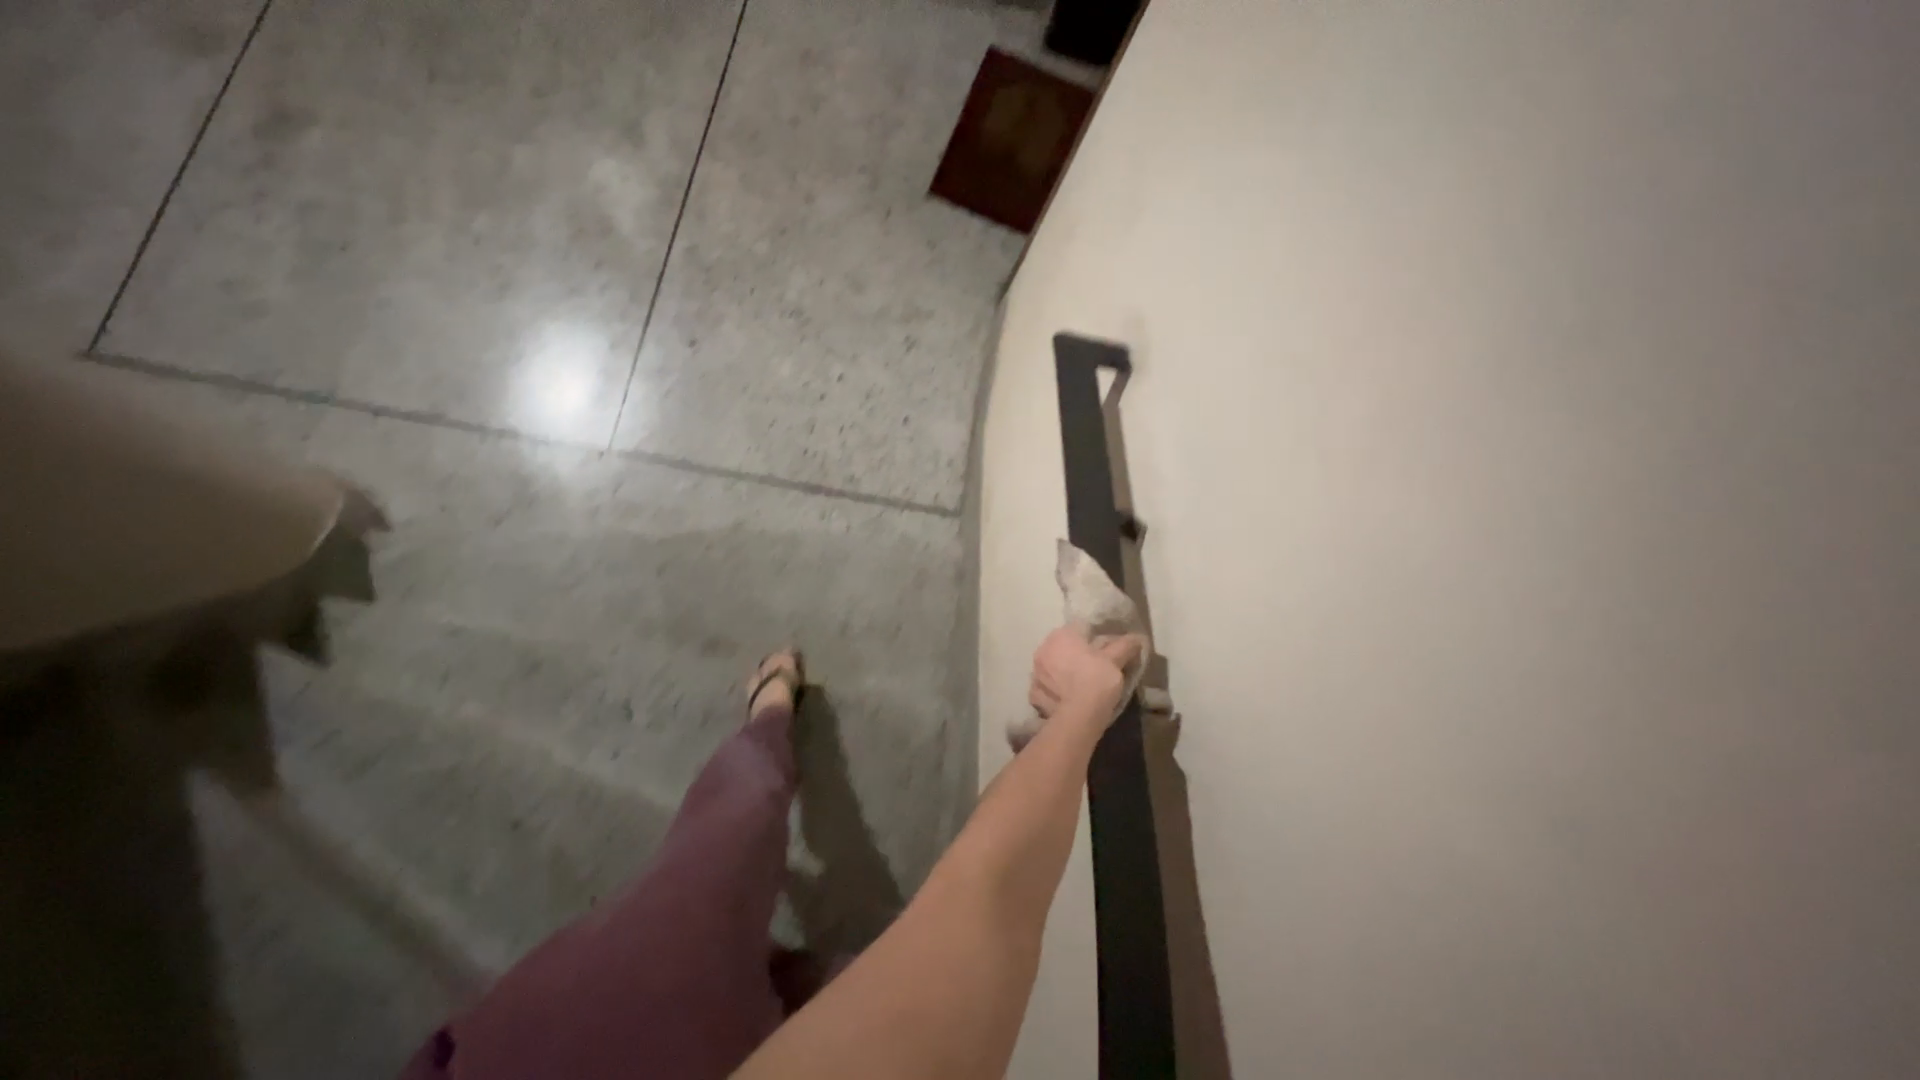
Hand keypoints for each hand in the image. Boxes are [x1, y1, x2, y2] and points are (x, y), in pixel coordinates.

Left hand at [1028, 623, 1144, 727]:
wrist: (1078, 716)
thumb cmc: (1097, 680)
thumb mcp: (1115, 661)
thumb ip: (1125, 646)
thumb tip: (1138, 637)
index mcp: (1062, 635)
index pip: (1080, 628)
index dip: (1095, 638)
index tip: (1106, 651)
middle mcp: (1043, 648)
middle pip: (1064, 647)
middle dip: (1077, 654)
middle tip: (1095, 668)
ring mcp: (1035, 671)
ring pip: (1053, 666)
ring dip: (1063, 671)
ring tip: (1080, 684)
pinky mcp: (1033, 693)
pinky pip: (1046, 687)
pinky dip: (1055, 690)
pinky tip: (1067, 698)